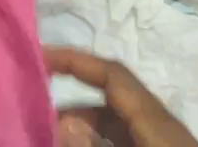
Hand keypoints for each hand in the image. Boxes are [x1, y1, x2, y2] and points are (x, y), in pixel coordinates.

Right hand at [45, 46, 197, 146]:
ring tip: (52, 141)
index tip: (40, 59)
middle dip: (71, 112)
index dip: (76, 61)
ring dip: (85, 137)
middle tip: (37, 124)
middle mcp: (160, 132)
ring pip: (115, 134)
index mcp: (157, 124)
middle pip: (109, 108)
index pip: (112, 75)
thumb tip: (63, 120)